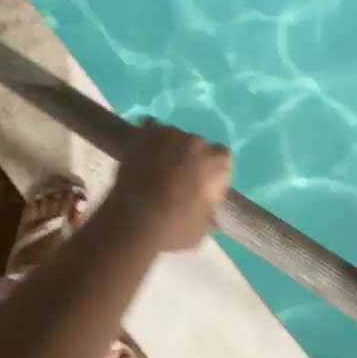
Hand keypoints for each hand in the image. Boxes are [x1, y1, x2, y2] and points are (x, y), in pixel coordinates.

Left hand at [103, 119, 231, 251]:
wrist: (134, 219)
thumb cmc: (173, 228)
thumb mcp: (202, 229)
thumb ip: (209, 211)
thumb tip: (208, 208)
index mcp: (215, 163)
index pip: (222, 157)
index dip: (213, 170)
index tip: (203, 183)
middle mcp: (195, 142)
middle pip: (197, 145)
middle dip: (190, 157)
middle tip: (178, 176)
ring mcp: (168, 134)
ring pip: (173, 136)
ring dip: (169, 147)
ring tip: (156, 165)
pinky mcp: (144, 133)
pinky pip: (150, 127)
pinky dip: (149, 138)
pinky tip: (144, 151)